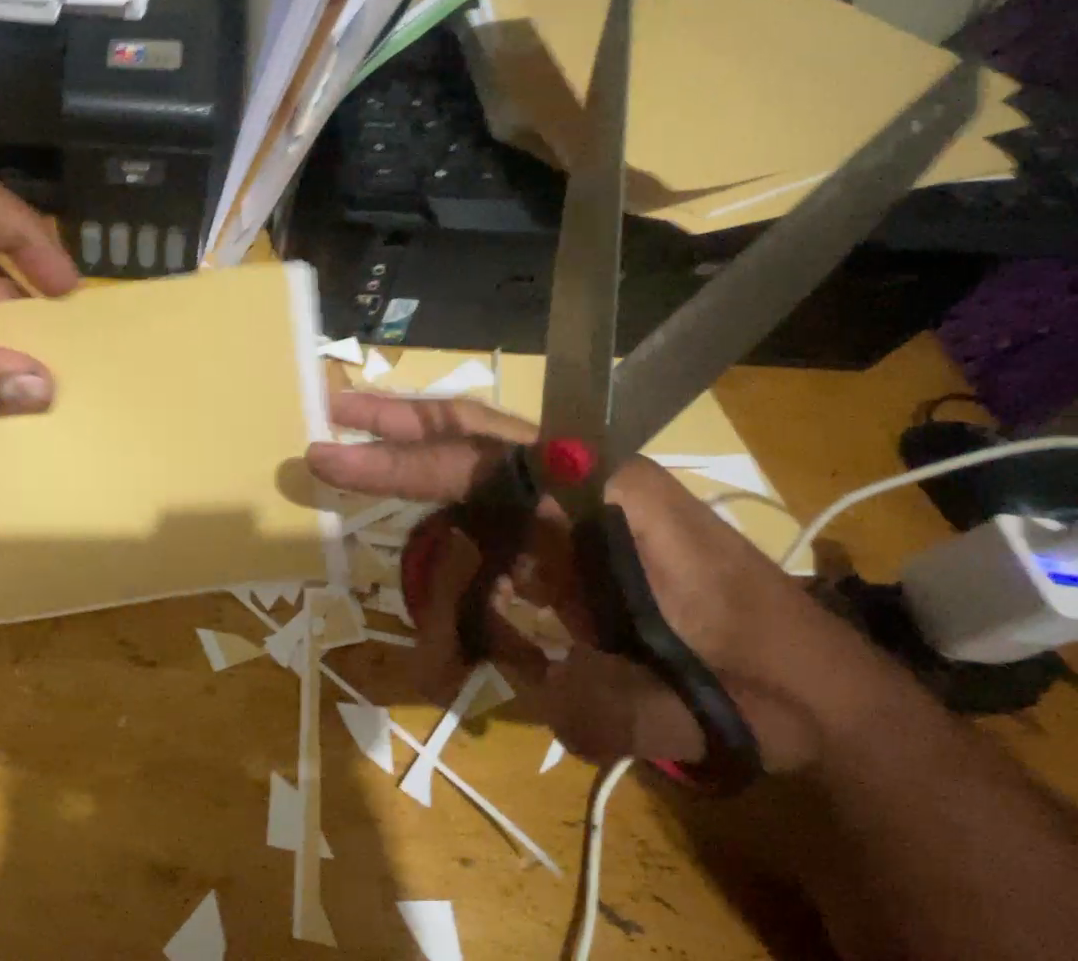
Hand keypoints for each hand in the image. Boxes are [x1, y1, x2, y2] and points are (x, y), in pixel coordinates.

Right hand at [307, 392, 863, 773]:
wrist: (816, 698)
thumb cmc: (767, 687)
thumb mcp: (705, 710)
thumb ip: (618, 705)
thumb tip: (536, 687)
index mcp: (610, 501)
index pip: (486, 464)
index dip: (402, 461)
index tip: (331, 457)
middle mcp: (584, 496)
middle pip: (472, 447)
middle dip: (396, 438)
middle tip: (325, 431)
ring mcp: (572, 525)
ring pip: (471, 520)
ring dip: (441, 588)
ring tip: (440, 669)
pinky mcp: (566, 559)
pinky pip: (492, 561)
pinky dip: (469, 608)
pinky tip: (473, 661)